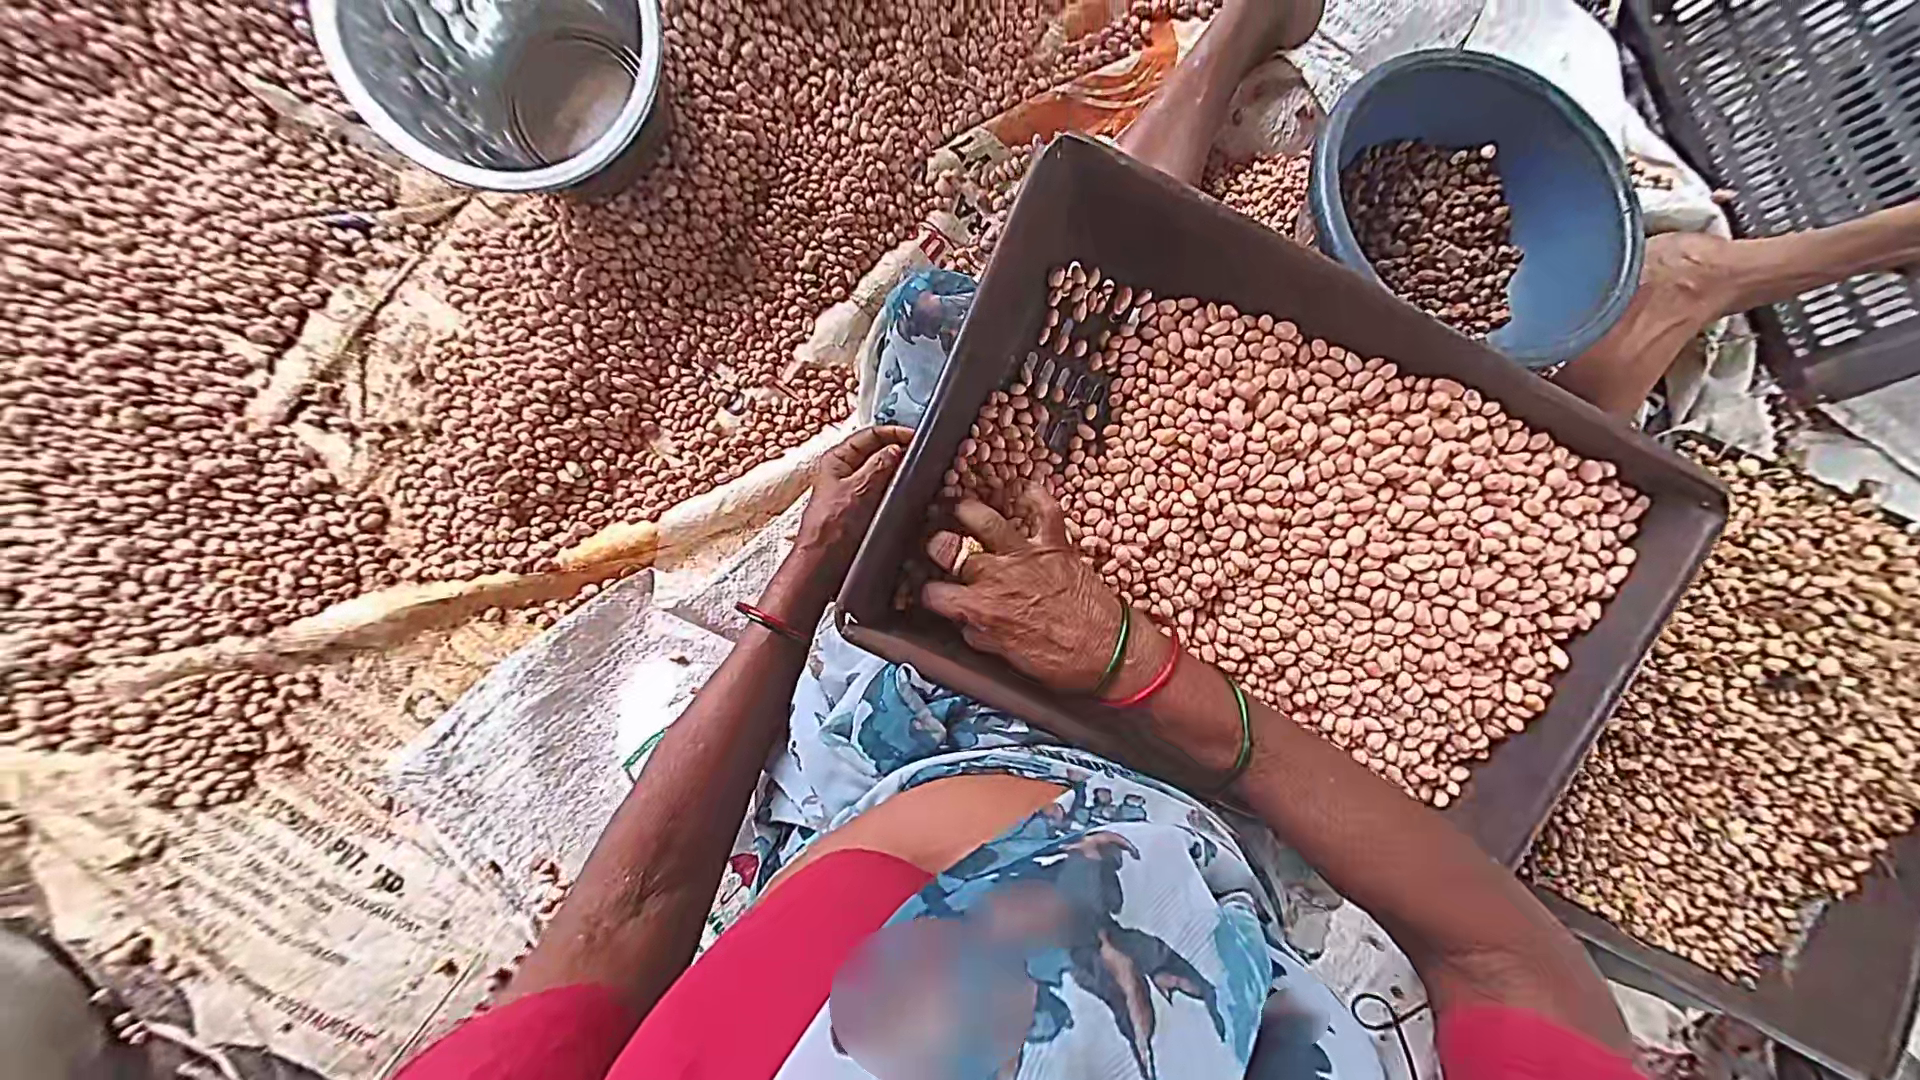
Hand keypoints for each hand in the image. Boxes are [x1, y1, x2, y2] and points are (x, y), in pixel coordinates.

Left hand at [792, 425, 913, 575]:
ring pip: (886, 472)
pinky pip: (888, 491)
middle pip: (879, 452)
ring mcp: (858, 490)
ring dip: (902, 471)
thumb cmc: (830, 528)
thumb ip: (879, 465)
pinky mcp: (867, 508)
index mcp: (837, 459)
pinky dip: (900, 489)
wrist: (826, 562)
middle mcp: (847, 472)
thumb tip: (897, 448)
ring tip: (921, 473)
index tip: (915, 436)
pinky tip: (912, 492)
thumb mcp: (858, 489)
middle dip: (901, 452)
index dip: (894, 433)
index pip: (870, 434)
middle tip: (922, 455)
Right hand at [922, 485, 1169, 695]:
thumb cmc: (1062, 662)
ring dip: (969, 511)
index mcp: (980, 609)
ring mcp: (1025, 556)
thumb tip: (967, 623)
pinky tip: (1025, 490)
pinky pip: (1044, 510)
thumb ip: (982, 635)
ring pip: (985, 520)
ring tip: (961, 508)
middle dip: (938, 547)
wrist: (1108, 652)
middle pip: (950, 550)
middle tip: (940, 546)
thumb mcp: (1008, 658)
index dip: (929, 594)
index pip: (935, 595)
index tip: (933, 595)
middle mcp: (996, 577)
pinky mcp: (1054, 545)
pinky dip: (1036, 497)